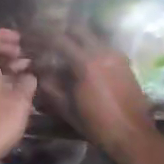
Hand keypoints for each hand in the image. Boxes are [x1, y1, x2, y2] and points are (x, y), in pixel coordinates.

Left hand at [0, 29, 37, 163]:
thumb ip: (27, 82)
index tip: (20, 40)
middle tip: (27, 56)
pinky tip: (17, 92)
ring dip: (6, 66)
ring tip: (27, 73)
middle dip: (6, 49)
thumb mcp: (20, 102)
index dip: (1, 34)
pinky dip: (2, 80)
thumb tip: (29, 74)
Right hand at [40, 30, 157, 156]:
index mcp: (86, 62)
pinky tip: (84, 61)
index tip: (30, 37)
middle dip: (61, 32)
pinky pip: (104, 47)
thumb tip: (38, 70)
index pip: (58, 39)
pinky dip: (91, 48)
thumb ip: (50, 85)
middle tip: (47, 41)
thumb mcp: (67, 108)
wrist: (132, 134)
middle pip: (78, 30)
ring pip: (93, 36)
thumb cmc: (97, 124)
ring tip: (64, 51)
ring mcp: (117, 55)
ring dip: (77, 39)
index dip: (41, 36)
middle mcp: (103, 51)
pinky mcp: (125, 62)